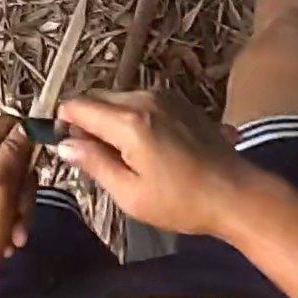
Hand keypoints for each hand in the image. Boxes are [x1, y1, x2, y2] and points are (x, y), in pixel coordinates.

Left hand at [0, 115, 36, 297]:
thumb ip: (16, 151)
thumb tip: (29, 123)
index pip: (9, 123)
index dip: (29, 136)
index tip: (41, 158)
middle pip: (18, 158)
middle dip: (26, 186)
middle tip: (19, 208)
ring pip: (17, 187)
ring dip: (22, 211)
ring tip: (14, 234)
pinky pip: (10, 209)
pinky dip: (13, 226)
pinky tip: (8, 244)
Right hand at [55, 89, 253, 236]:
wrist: (236, 193)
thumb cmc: (181, 202)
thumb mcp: (131, 194)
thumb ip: (95, 163)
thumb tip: (64, 144)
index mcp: (129, 122)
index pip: (80, 106)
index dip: (64, 120)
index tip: (61, 139)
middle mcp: (143, 98)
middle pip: (97, 98)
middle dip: (86, 119)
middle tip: (89, 153)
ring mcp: (162, 95)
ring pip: (117, 98)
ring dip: (108, 118)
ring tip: (119, 154)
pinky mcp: (176, 99)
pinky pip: (139, 100)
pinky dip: (129, 116)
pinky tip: (142, 145)